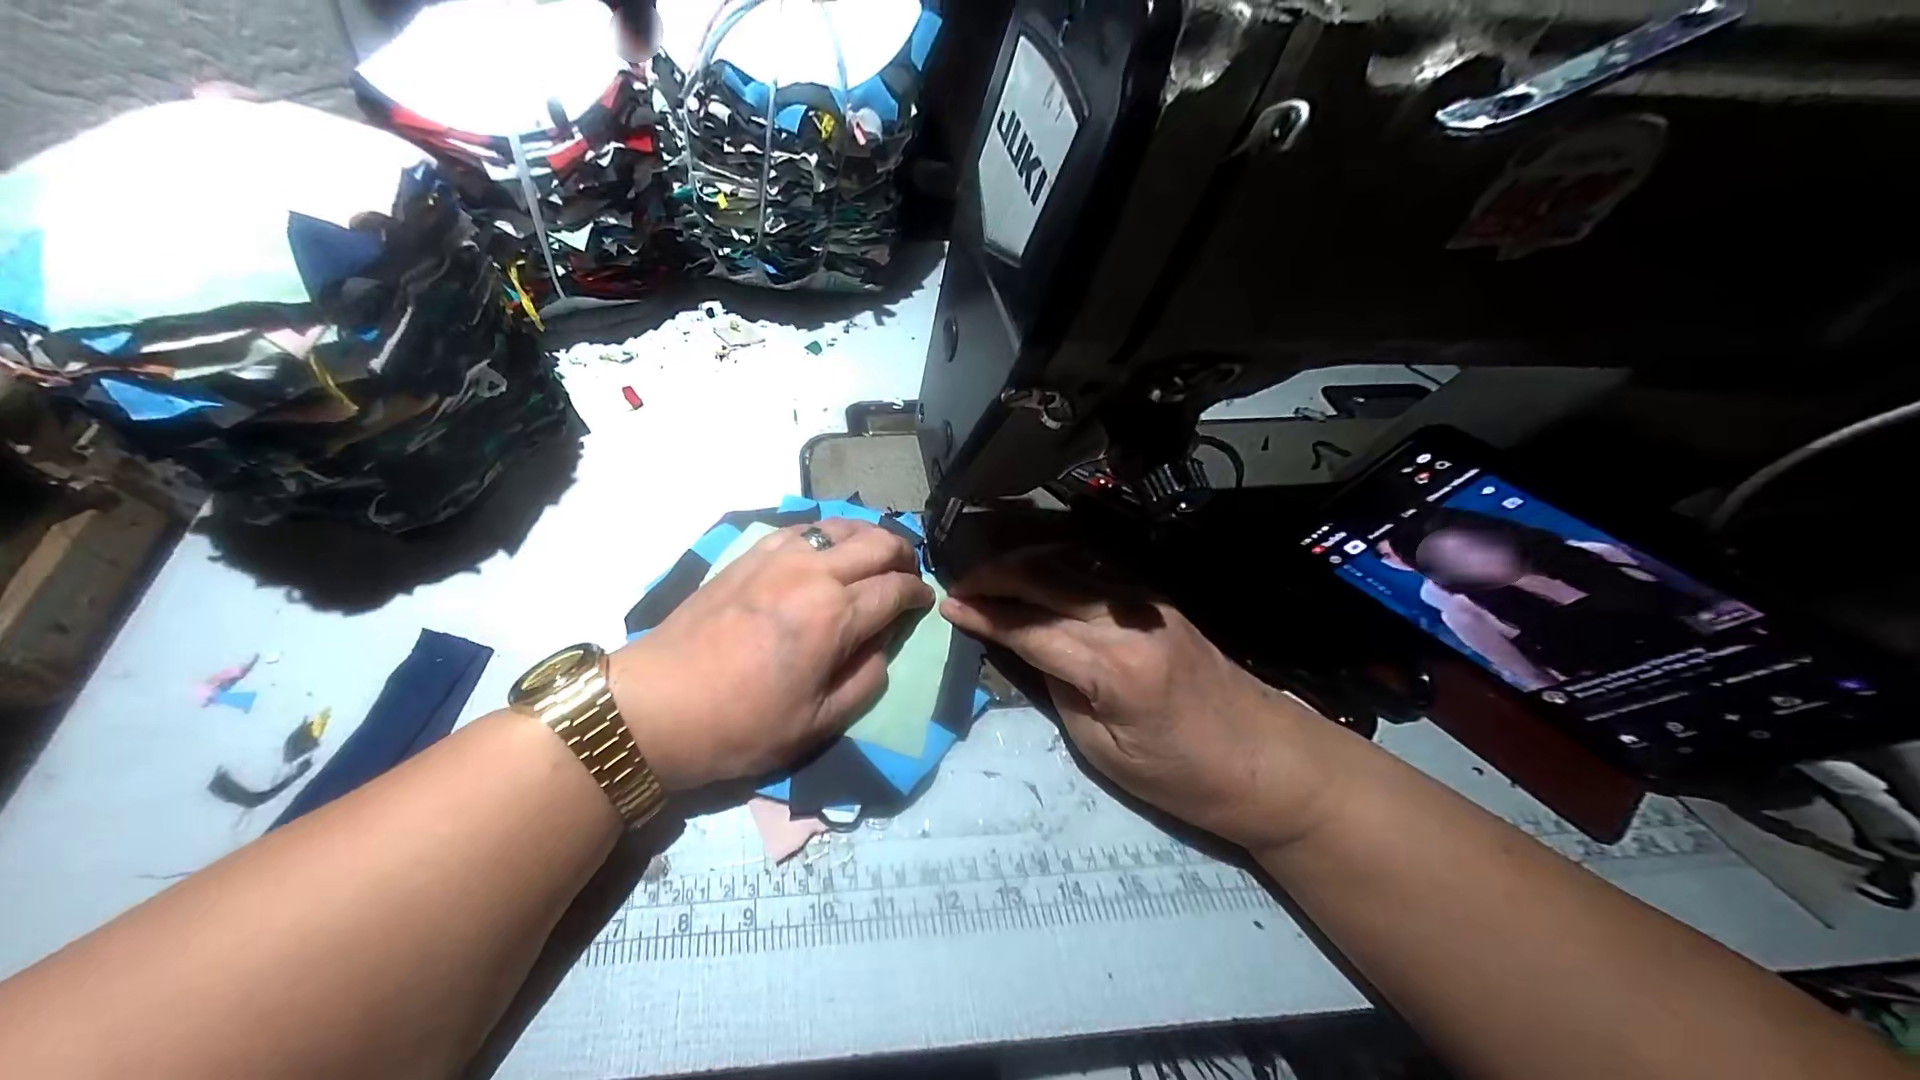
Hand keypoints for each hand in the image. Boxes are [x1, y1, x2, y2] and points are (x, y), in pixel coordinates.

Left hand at [608, 520, 932, 789]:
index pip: (895, 589)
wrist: (657, 705)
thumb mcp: (817, 723)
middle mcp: (814, 573)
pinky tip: (826, 549)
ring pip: (840, 526)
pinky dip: (827, 533)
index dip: (918, 593)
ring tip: (876, 554)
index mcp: (836, 615)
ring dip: (868, 536)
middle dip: (903, 555)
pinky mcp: (749, 556)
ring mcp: (778, 558)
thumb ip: (865, 679)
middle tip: (908, 572)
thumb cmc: (741, 723)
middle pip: (876, 545)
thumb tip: (882, 645)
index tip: (925, 601)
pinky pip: (801, 529)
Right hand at [942, 553, 1361, 851]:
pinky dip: (1056, 571)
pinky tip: (1036, 577)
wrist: (1269, 762)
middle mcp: (1127, 620)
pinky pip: (1094, 576)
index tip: (948, 604)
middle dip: (996, 576)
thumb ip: (1060, 691)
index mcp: (1112, 667)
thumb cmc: (1184, 777)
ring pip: (1070, 568)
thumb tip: (1030, 652)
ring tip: (987, 575)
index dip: (985, 615)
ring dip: (1024, 566)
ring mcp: (1147, 605)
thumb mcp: (1105, 751)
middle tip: (959, 582)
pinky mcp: (1158, 604)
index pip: (1030, 628)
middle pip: (1047, 581)